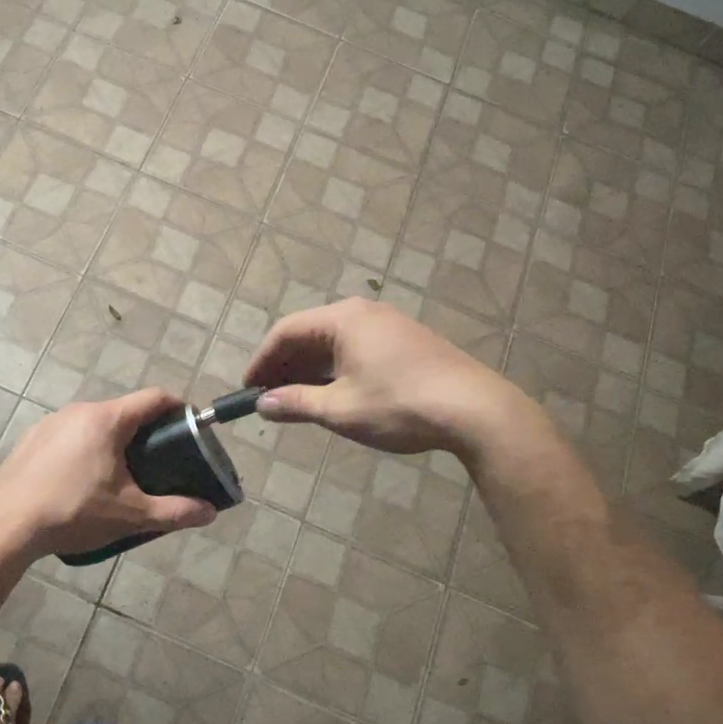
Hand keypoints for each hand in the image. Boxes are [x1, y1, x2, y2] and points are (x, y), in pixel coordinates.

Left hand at [0, 388, 217, 559]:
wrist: (8, 526)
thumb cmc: (74, 513)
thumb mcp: (131, 515)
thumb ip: (175, 511)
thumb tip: (209, 512)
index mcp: (107, 420)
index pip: (154, 398)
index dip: (178, 408)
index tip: (190, 427)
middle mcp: (78, 411)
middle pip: (123, 412)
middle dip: (145, 433)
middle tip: (158, 464)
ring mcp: (50, 423)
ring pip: (93, 425)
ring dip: (112, 443)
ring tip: (119, 477)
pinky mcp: (30, 440)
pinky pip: (68, 437)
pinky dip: (82, 451)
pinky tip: (80, 482)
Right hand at [243, 298, 536, 456]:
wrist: (475, 410)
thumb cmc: (399, 405)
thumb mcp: (339, 410)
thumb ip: (296, 403)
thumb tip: (263, 404)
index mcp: (343, 319)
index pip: (286, 332)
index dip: (262, 361)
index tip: (248, 390)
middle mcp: (364, 313)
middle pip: (309, 334)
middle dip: (284, 366)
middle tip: (267, 398)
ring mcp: (389, 325)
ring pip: (334, 343)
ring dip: (309, 370)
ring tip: (294, 401)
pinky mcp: (407, 342)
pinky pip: (356, 349)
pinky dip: (335, 370)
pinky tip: (332, 395)